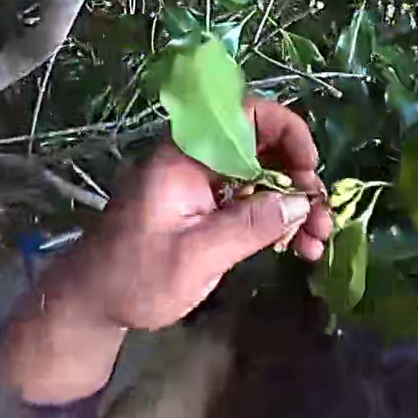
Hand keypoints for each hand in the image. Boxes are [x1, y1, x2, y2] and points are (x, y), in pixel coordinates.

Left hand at [0, 98, 331, 402]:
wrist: (95, 303)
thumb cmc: (135, 276)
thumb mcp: (194, 256)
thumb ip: (248, 225)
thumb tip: (301, 202)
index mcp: (187, 154)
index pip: (243, 114)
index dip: (285, 129)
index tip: (309, 167)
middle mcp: (200, 159)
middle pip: (263, 146)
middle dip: (299, 176)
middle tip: (322, 216)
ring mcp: (207, 183)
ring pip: (265, 175)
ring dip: (295, 203)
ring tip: (317, 241)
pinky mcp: (212, 206)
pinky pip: (255, 199)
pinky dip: (279, 219)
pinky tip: (299, 247)